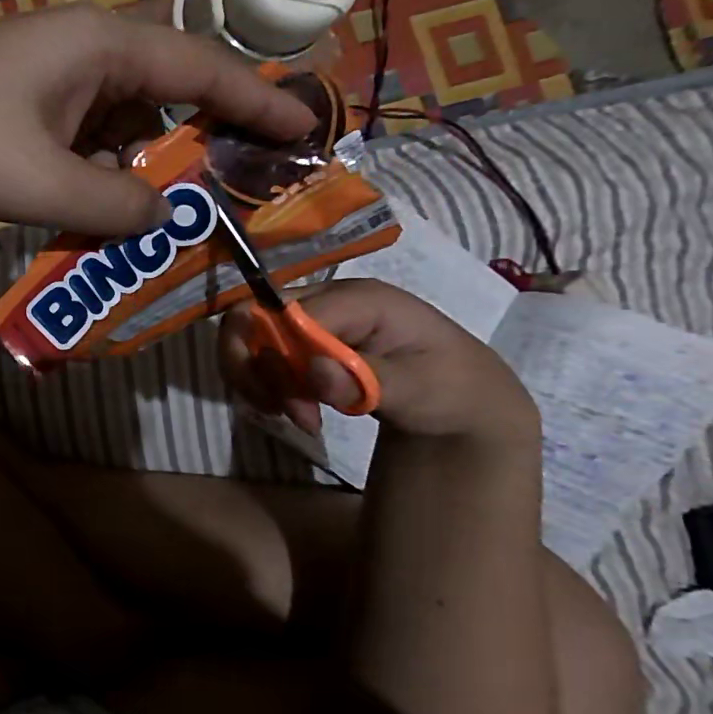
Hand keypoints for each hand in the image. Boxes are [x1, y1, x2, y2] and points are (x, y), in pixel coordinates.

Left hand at [0, 4, 314, 236]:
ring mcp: (52, 71)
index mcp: (101, 45)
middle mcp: (84, 47)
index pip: (204, 68)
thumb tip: (162, 213)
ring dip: (142, 162)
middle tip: (234, 187)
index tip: (306, 129)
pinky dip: (101, 163)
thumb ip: (118, 203)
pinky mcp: (27, 98)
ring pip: (124, 116)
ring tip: (162, 212)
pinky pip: (87, 129)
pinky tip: (98, 202)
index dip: (259, 101)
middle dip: (199, 140)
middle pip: (167, 90)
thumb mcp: (46, 185)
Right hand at [219, 279, 538, 447]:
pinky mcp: (301, 338)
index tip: (296, 405)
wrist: (464, 400)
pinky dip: (265, 384)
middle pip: (252, 316)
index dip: (277, 356)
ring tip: (298, 416)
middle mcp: (324, 298)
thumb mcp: (420, 391)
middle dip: (255, 367)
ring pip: (248, 336)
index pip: (285, 313)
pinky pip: (260, 353)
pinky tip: (295, 408)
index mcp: (357, 298)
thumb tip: (314, 369)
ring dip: (259, 380)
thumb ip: (366, 381)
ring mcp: (310, 317)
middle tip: (282, 410)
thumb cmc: (450, 390)